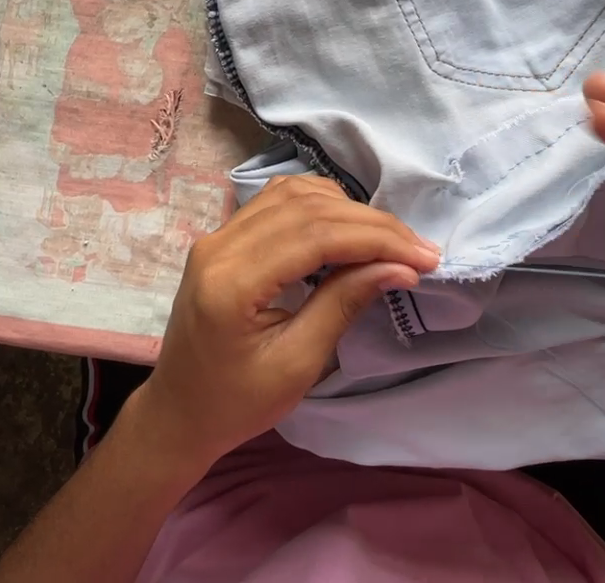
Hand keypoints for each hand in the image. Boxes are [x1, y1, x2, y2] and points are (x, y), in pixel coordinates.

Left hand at [121, 176, 440, 475]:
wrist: (179, 411)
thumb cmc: (237, 402)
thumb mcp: (297, 364)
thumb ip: (343, 305)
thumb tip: (398, 267)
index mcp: (232, 281)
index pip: (315, 235)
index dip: (375, 238)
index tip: (424, 257)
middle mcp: (219, 245)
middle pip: (305, 207)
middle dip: (370, 223)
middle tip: (419, 249)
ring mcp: (216, 236)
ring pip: (291, 195)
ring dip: (346, 209)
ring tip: (391, 239)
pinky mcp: (222, 238)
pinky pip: (275, 202)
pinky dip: (318, 205)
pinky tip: (347, 226)